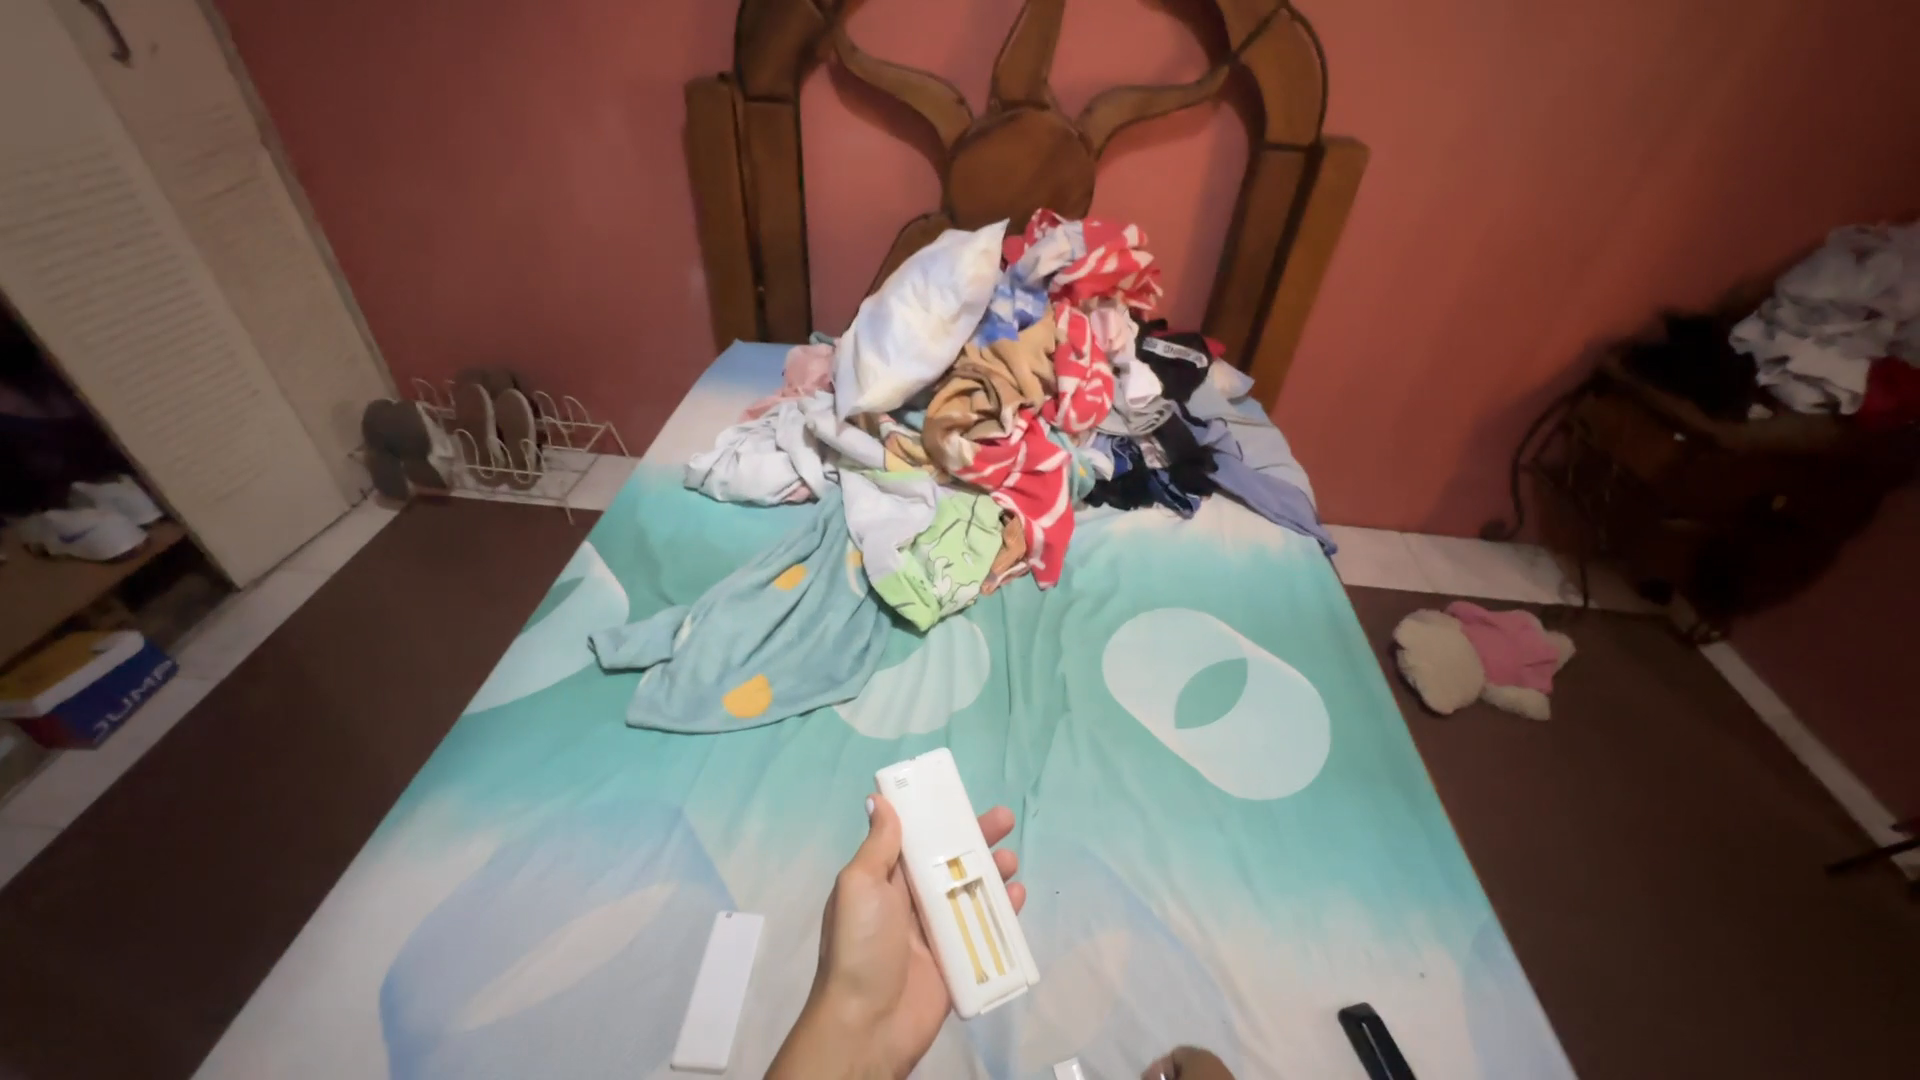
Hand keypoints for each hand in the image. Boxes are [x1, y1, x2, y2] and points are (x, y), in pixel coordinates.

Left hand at [768, 794, 1024, 1078]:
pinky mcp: (958, 959)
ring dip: (994, 871)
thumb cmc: (859, 946)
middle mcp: (912, 900)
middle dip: (977, 837)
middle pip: (951, 860)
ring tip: (1010, 860)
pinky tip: (1019, 895)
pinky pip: (985, 928)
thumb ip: (878, 845)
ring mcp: (936, 930)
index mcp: (886, 879)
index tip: (960, 797)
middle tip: (1004, 819)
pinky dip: (1005, 910)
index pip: (917, 838)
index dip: (938, 816)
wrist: (866, 1025)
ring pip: (972, 890)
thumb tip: (879, 800)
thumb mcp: (859, 885)